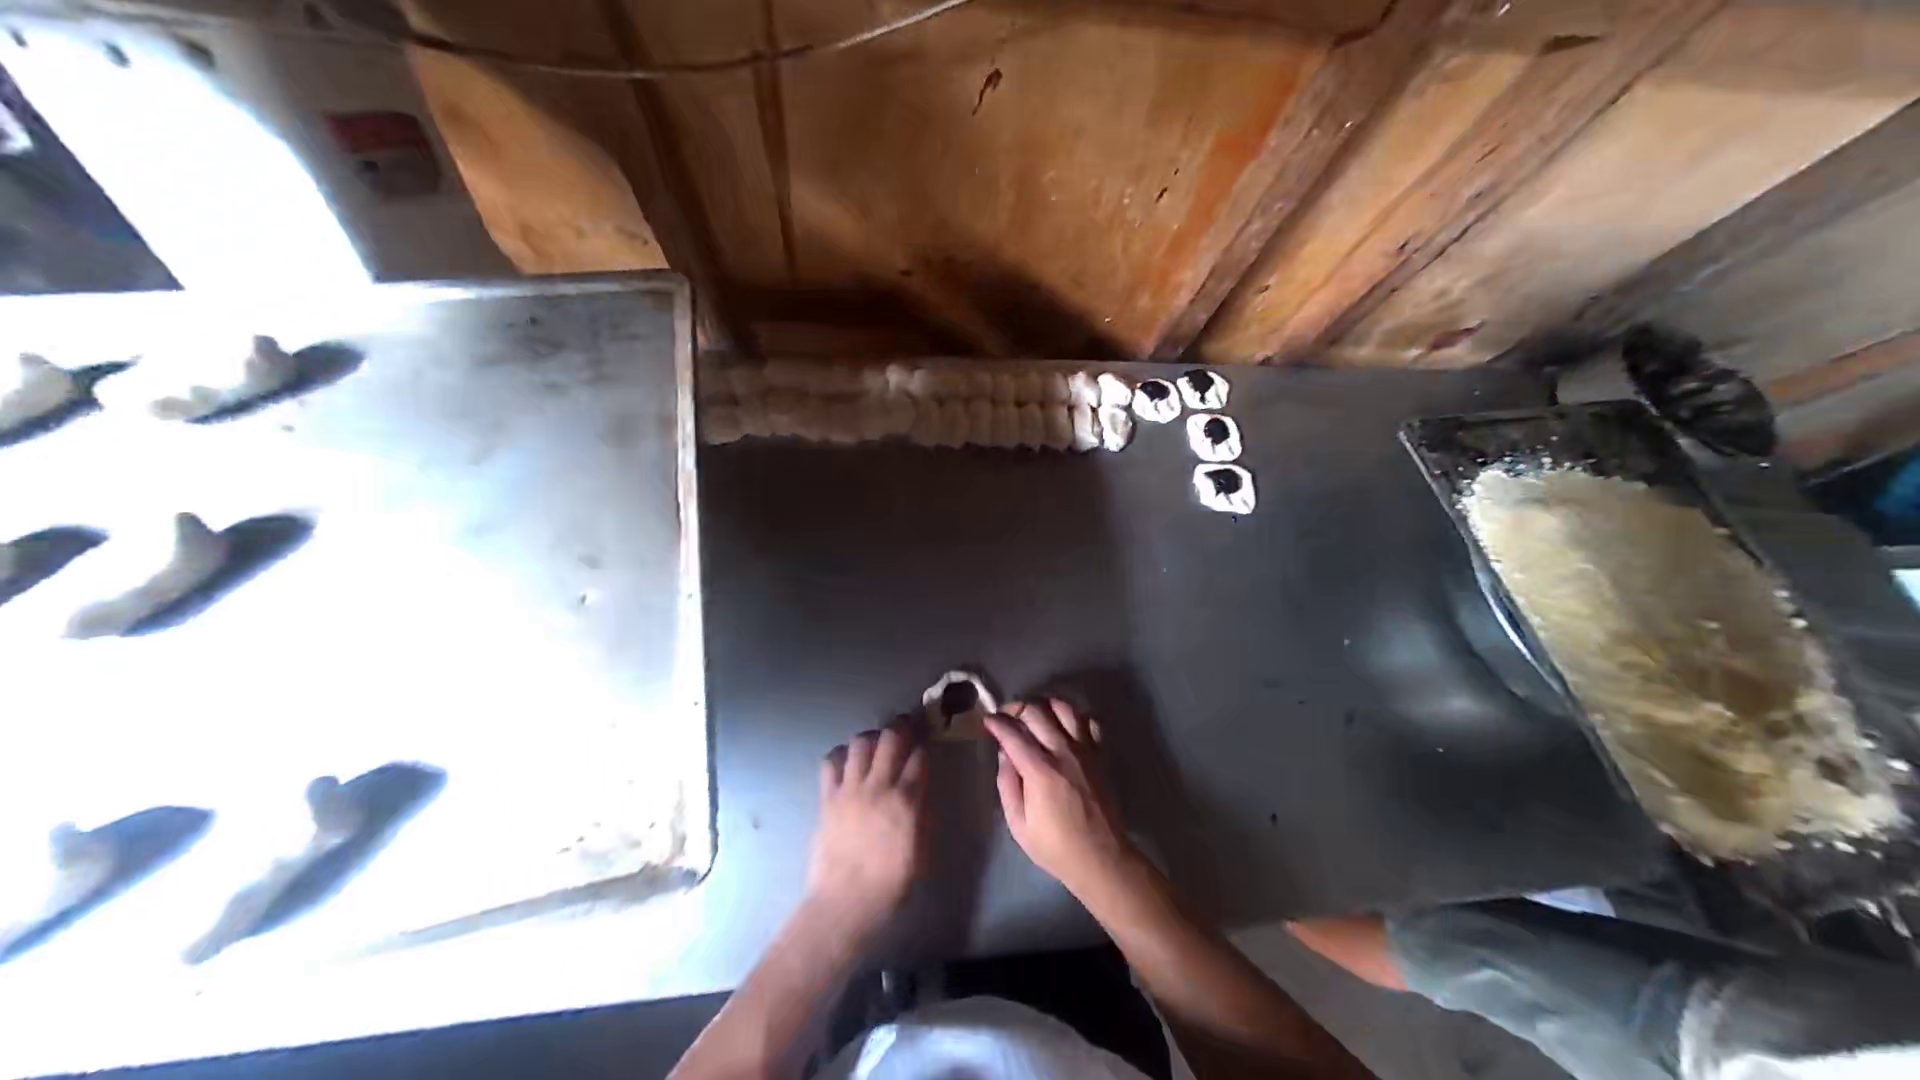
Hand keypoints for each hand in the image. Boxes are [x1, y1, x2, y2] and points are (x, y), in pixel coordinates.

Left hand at [805, 726, 926, 940]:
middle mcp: (879, 786)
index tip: (925, 738)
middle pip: (890, 738)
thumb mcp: (920, 850)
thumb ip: (920, 815)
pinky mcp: (827, 798)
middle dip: (900, 726)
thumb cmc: (890, 884)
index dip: (923, 743)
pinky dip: (839, 755)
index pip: (918, 756)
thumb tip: (919, 793)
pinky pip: (830, 763)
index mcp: (906, 800)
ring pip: (859, 743)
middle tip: (904, 726)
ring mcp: (849, 790)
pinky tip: (846, 761)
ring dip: (870, 737)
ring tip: (874, 743)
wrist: (846, 902)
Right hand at [985, 699, 1137, 899]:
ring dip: (1044, 705)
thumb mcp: (1018, 824)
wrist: (1101, 858)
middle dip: (1015, 708)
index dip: (995, 722)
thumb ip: (1007, 784)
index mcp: (1040, 770)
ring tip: (1033, 715)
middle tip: (1005, 716)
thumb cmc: (1055, 846)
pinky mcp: (1100, 755)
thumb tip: (1004, 753)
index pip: (1012, 732)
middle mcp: (1063, 752)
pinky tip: (1064, 726)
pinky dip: (1074, 717)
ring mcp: (1085, 750)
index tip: (987, 721)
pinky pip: (1089, 722)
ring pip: (1064, 708)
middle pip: (1036, 712)